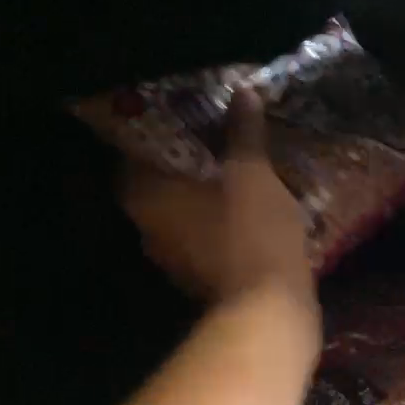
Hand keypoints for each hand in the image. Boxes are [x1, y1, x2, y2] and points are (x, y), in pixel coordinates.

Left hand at [123, 87, 316, 314]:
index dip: (159, 128)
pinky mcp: (198, 283)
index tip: (187, 117)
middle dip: (185, 167)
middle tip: (217, 147)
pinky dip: (219, 231)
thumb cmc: (253, 235)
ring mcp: (170, 260)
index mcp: (143, 192)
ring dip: (203, 202)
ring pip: (182, 217)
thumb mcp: (253, 174)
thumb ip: (244, 133)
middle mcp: (144, 226)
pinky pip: (203, 244)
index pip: (134, 145)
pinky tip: (247, 220)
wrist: (270, 313)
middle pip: (158, 184)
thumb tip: (242, 92)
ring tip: (237, 182)